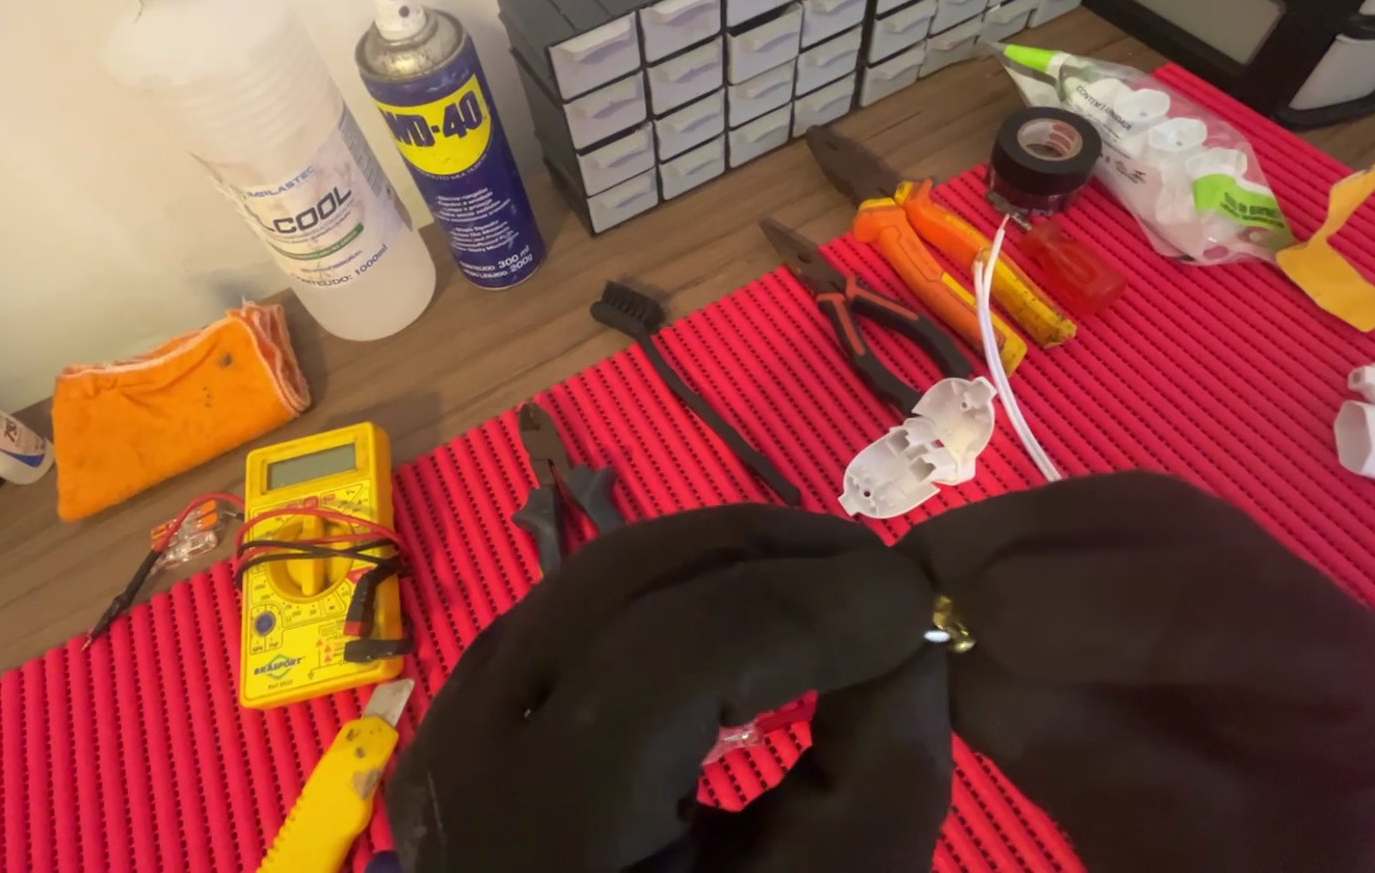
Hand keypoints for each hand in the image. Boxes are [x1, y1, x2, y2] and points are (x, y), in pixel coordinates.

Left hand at [386, 506, 950, 872]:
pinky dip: (679, 579)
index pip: (673, 655)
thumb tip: (904, 635)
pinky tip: (743, 595)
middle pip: (625, 579)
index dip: (804, 608)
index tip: (911, 596)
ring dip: (724, 553)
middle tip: (872, 569)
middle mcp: (472, 736)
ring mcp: (463, 699)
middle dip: (767, 552)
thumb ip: (875, 781)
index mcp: (535, 821)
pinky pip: (588, 595)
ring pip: (604, 569)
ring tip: (822, 571)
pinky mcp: (483, 684)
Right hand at [897, 472, 1374, 872]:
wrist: (1221, 829)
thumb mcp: (1114, 813)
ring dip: (995, 534)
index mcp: (1340, 667)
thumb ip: (1029, 718)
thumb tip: (935, 630)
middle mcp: (1293, 572)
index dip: (1076, 604)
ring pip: (1093, 496)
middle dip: (1016, 552)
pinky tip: (960, 566)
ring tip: (930, 578)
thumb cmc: (1191, 848)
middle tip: (920, 591)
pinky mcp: (1159, 522)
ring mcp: (1227, 533)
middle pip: (1141, 518)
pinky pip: (1067, 504)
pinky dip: (999, 532)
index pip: (1204, 601)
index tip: (971, 625)